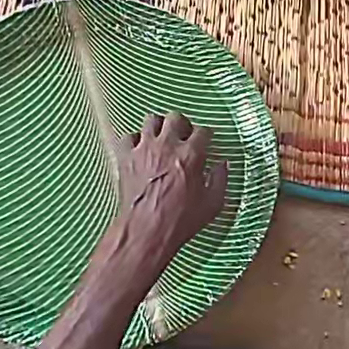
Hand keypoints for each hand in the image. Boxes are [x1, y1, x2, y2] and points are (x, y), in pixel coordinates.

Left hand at [115, 112, 227, 263]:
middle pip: (176, 117)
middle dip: (183, 124)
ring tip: (162, 138)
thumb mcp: (212, 203)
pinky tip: (141, 149)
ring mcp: (144, 149)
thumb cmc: (181, 220)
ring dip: (159, 127)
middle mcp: (167, 145)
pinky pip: (129, 137)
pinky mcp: (126, 157)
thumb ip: (220, 180)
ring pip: (151, 120)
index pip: (203, 131)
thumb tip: (222, 165)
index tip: (207, 142)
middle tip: (184, 136)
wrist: (146, 231)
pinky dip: (136, 140)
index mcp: (191, 154)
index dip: (207, 135)